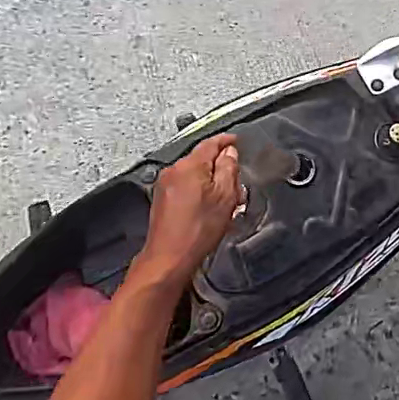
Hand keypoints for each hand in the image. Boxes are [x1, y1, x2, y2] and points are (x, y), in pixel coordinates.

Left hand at [131, 134, 241, 288]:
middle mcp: (173, 171)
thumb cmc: (195, 231)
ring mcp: (165, 185)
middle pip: (202, 159)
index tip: (234, 141)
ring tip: (224, 202)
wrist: (169, 258)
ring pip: (194, 174)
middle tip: (236, 183)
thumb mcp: (225, 196)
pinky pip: (185, 186)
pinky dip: (198, 192)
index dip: (226, 141)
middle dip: (220, 168)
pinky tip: (208, 210)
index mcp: (189, 165)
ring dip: (210, 182)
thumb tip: (229, 153)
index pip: (211, 143)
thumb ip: (229, 168)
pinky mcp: (162, 199)